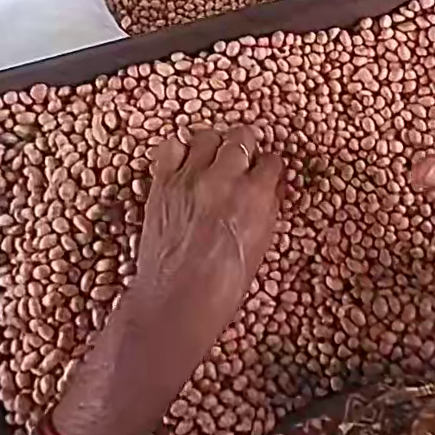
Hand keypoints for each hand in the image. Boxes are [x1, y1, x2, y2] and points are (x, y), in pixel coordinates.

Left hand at [127, 125, 282, 336]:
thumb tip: (268, 189)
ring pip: (207, 136)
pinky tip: (186, 162)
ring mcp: (191, 178)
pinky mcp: (163, 184)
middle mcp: (225, 179)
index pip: (271, 161)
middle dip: (246, 146)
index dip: (269, 167)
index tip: (265, 172)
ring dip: (214, 145)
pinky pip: (171, 148)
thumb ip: (267, 207)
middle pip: (242, 137)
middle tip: (243, 157)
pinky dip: (180, 150)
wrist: (179, 298)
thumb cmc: (225, 282)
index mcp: (257, 195)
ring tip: (214, 157)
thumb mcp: (262, 242)